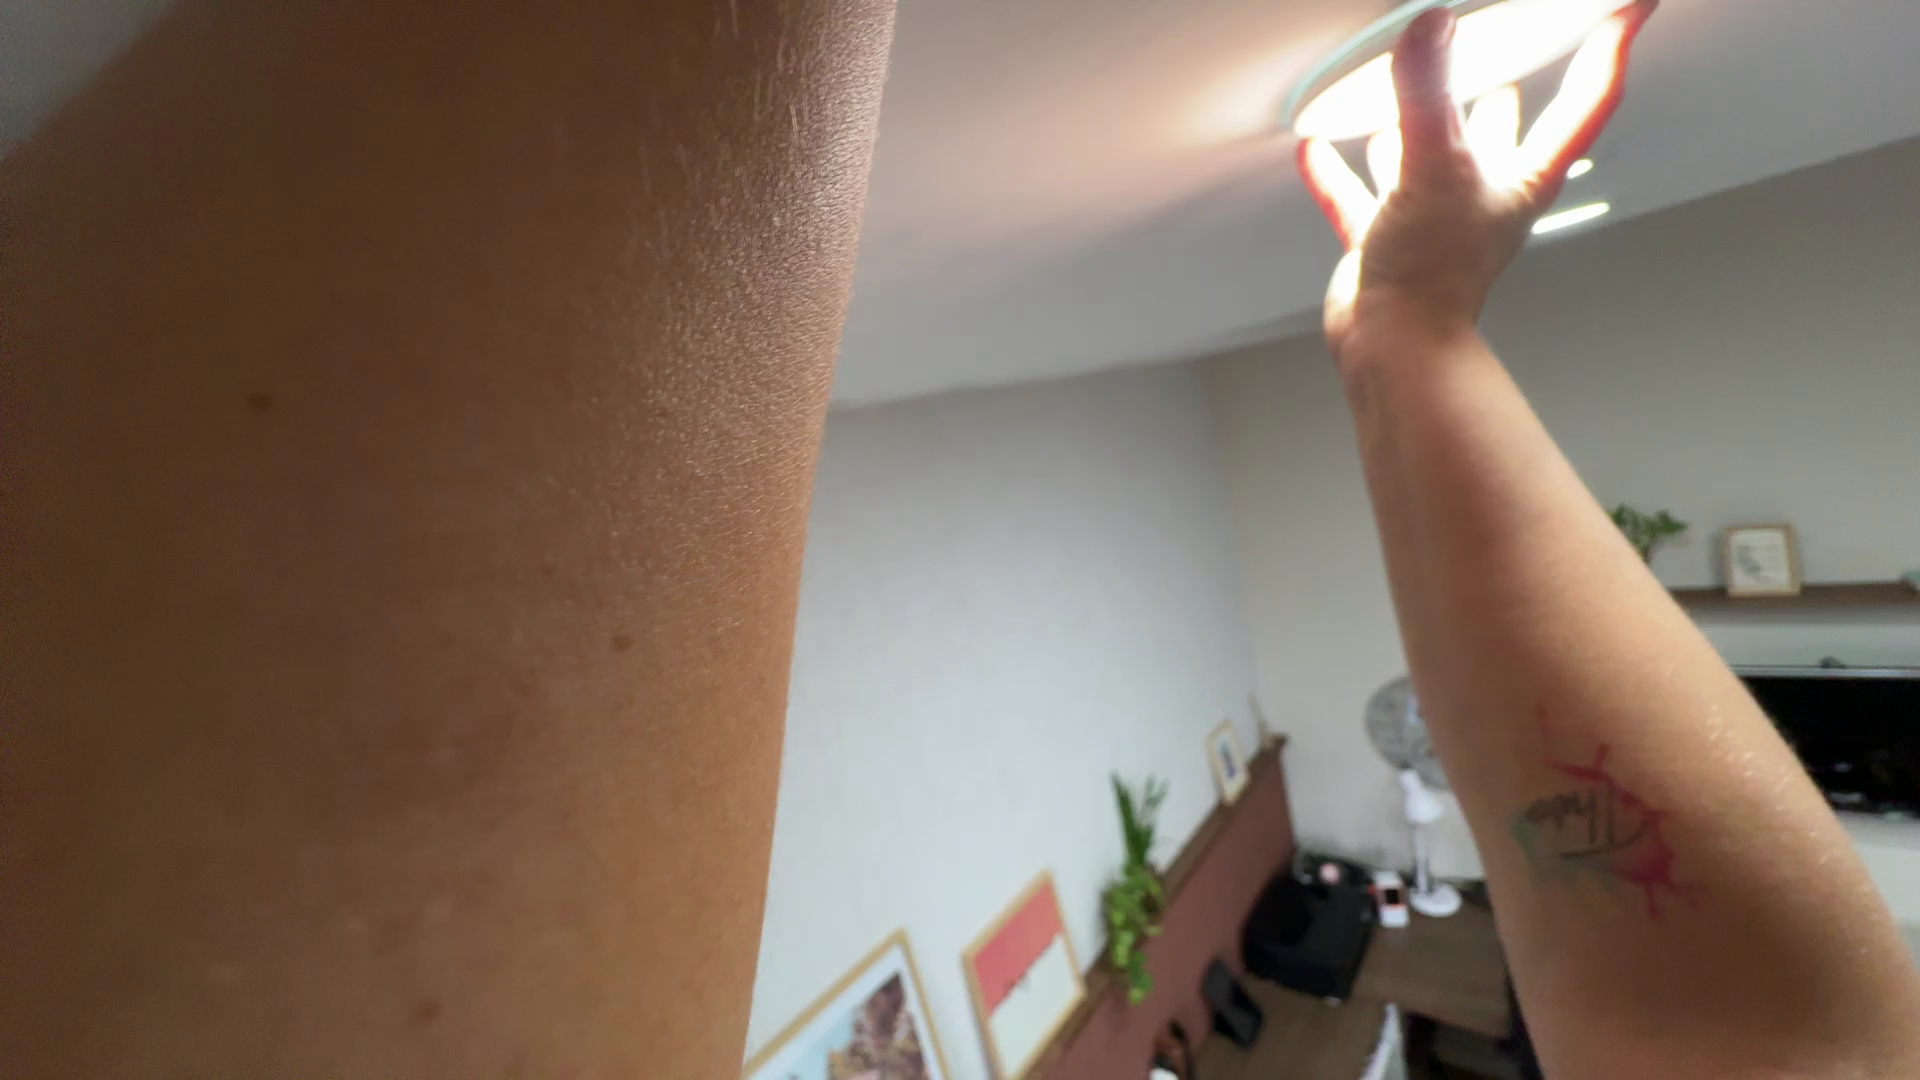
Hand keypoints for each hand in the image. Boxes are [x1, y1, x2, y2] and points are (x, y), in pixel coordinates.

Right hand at [1299, 0, 1656, 359]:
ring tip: (1398, 89)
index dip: (1608, 44)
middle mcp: (1479, 191)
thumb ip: (1427, 95)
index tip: (1628, 4)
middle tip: (1496, 43)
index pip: (1585, 96)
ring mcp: (1427, 216)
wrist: (1388, 340)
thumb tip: (1427, 26)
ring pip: (1422, 158)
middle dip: (1495, 86)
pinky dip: (1337, 170)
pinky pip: (1357, 194)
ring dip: (1411, 126)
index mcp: (1521, 172)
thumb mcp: (1434, 167)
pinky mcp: (1381, 238)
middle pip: (1497, 126)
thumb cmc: (1432, 274)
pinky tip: (1317, 150)